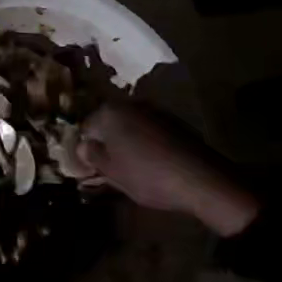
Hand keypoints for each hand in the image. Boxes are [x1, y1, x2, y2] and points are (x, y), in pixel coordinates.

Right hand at [76, 103, 261, 236]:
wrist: (199, 177)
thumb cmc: (147, 175)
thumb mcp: (113, 172)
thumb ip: (93, 156)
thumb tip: (83, 146)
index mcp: (109, 113)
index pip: (86, 127)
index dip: (85, 149)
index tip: (91, 168)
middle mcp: (129, 104)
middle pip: (109, 122)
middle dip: (107, 142)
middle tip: (111, 168)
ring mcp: (153, 109)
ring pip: (130, 125)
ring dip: (127, 140)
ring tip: (132, 166)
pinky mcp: (173, 120)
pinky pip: (149, 129)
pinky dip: (146, 141)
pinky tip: (153, 161)